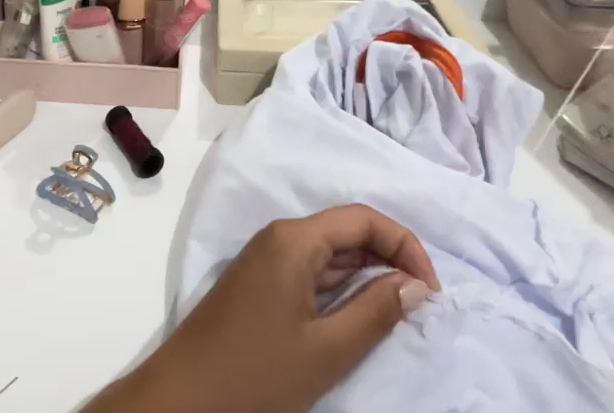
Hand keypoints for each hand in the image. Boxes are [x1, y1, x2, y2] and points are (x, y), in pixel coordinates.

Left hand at [84, 205, 438, 412]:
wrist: (181, 399)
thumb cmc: (256, 374)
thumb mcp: (326, 350)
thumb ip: (375, 312)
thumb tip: (415, 284)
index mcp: (294, 239)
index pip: (362, 218)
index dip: (404, 243)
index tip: (431, 288)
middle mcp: (279, 237)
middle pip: (346, 230)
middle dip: (389, 257)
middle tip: (422, 301)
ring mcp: (266, 260)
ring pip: (329, 253)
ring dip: (367, 273)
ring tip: (401, 308)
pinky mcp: (260, 283)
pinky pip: (311, 272)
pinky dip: (342, 287)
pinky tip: (361, 313)